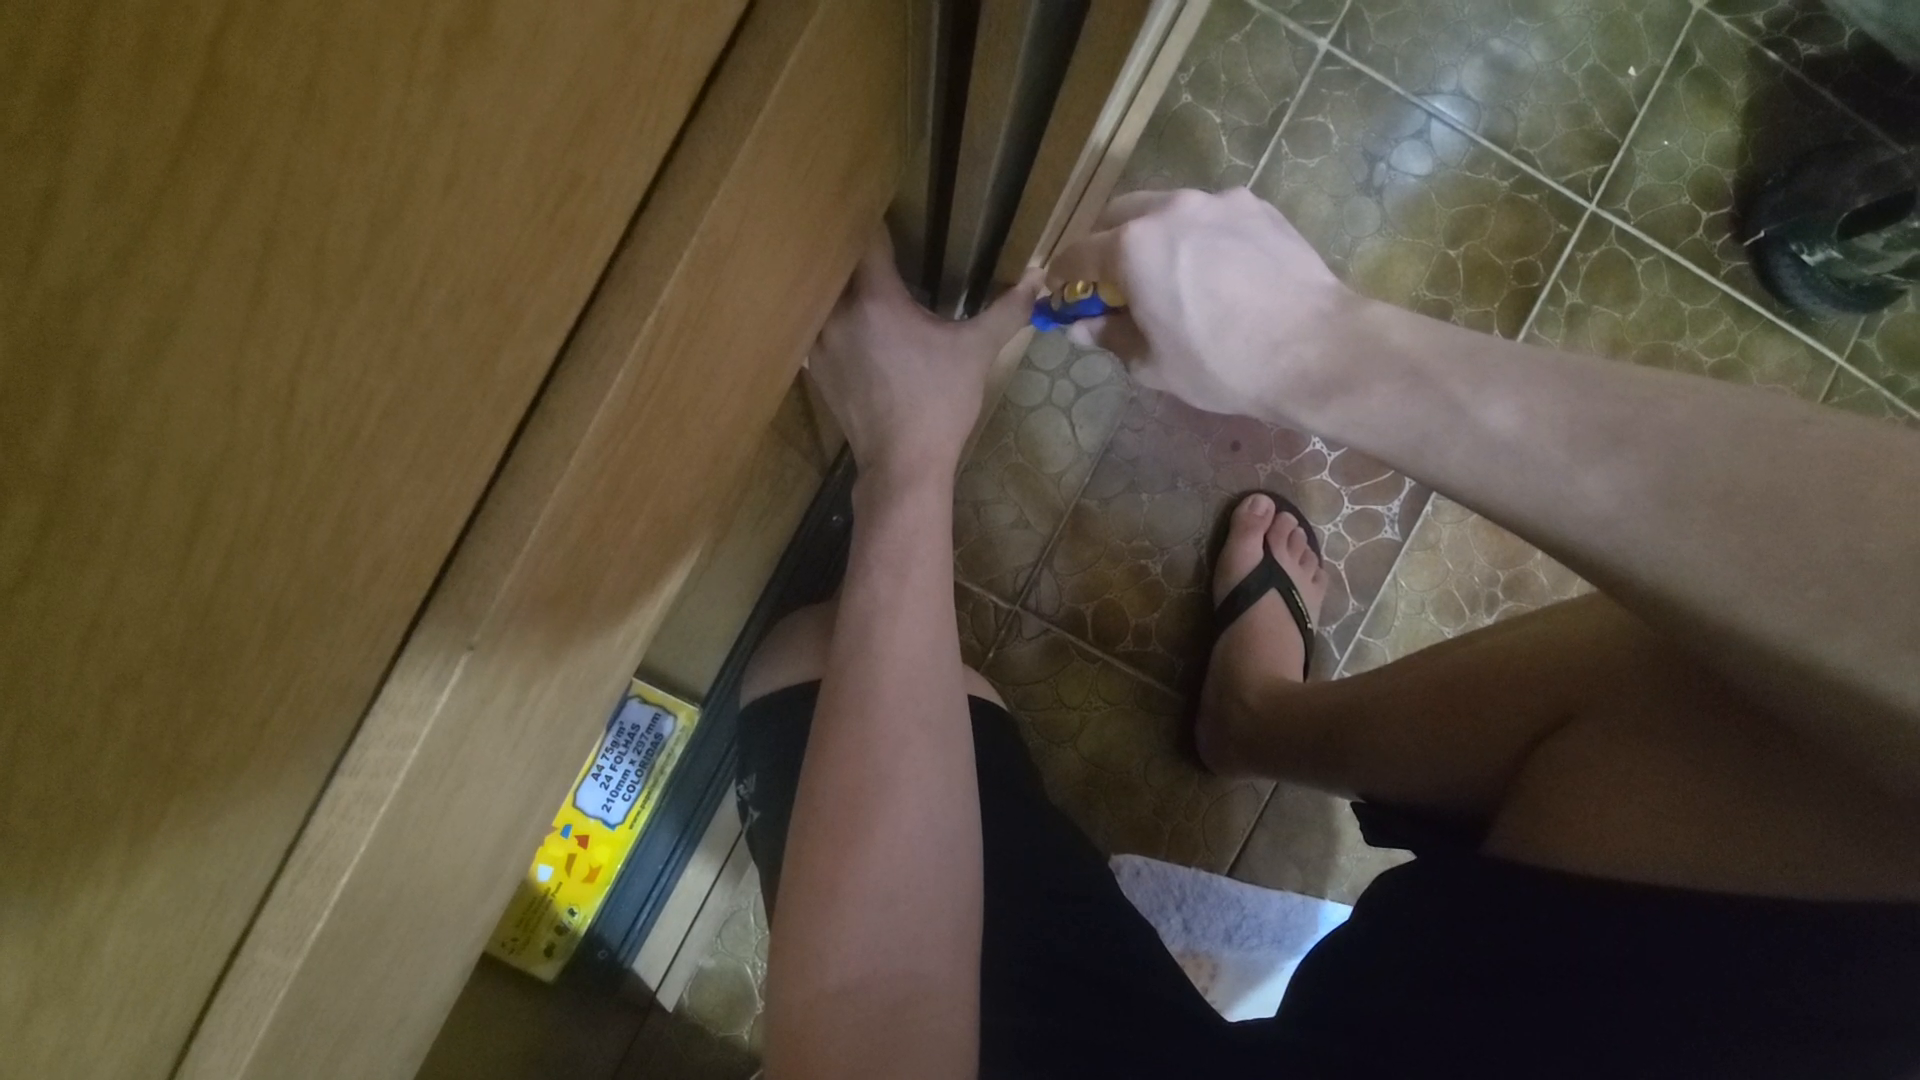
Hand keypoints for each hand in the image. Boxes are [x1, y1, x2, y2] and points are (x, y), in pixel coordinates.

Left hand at [809, 231, 1038, 481]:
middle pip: (838, 262)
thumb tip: (1038, 277)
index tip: (892, 215)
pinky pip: (818, 326)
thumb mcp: (977, 352)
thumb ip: (1007, 310)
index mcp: (875, 299)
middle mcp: (838, 313)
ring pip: (823, 295)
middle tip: (881, 247)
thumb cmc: (941, 404)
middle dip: (858, 253)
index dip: (878, 222)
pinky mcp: (816, 368)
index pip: (866, 238)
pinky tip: (854, 324)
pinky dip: (833, 318)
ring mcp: (821, 342)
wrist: (903, 463)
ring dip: (841, 285)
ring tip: (868, 293)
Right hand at [1047, 188, 1363, 422]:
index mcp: (1133, 247)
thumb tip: (1081, 327)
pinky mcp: (1257, 207)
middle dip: (1106, 248)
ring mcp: (1219, 202)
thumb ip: (1109, 337)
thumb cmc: (1220, 364)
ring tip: (1169, 278)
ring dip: (1152, 238)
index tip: (1060, 297)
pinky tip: (1215, 273)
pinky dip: (1196, 237)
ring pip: (1167, 211)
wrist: (1313, 349)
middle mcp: (1171, 209)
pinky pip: (1209, 216)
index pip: (1077, 255)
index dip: (1061, 279)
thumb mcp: (1152, 364)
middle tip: (1114, 287)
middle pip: (1119, 217)